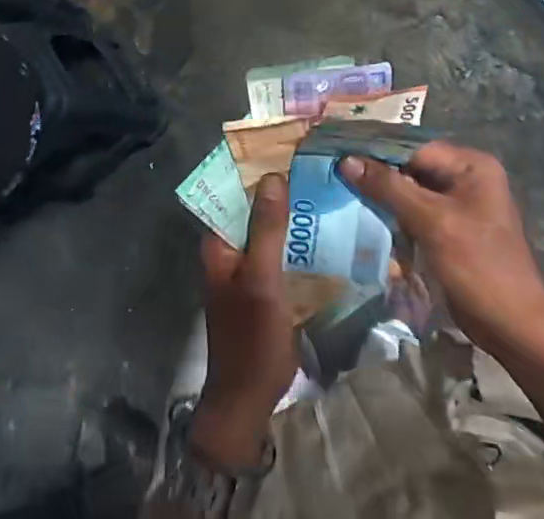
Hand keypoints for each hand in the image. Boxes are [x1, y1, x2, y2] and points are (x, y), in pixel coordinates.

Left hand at [190, 173, 296, 468]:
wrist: (249, 396)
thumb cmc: (251, 336)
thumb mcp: (262, 278)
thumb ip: (266, 229)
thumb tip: (272, 176)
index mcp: (217, 243)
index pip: (231, 192)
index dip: (254, 169)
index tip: (284, 147)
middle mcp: (227, 250)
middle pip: (251, 209)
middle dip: (278, 189)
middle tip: (315, 166)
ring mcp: (245, 269)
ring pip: (267, 230)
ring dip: (289, 214)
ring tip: (325, 190)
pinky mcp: (263, 286)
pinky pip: (278, 252)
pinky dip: (295, 240)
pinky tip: (325, 232)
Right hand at [338, 144, 543, 354]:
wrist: (512, 326)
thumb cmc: (479, 266)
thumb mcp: (431, 221)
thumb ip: (388, 187)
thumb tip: (346, 160)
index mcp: (471, 165)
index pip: (411, 146)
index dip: (374, 150)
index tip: (335, 152)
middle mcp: (465, 177)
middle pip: (408, 165)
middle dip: (373, 171)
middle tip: (331, 170)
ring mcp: (456, 203)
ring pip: (406, 188)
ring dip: (377, 192)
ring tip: (338, 189)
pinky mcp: (447, 227)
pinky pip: (410, 209)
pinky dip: (388, 211)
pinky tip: (360, 212)